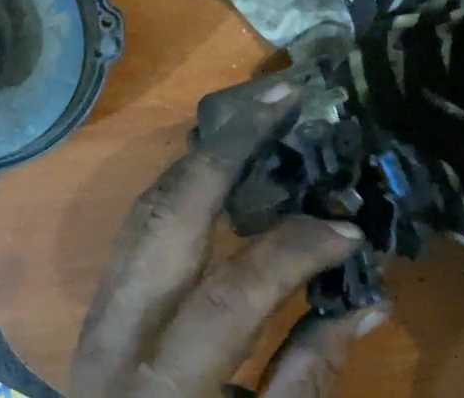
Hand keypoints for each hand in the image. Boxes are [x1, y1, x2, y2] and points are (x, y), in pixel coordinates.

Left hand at [72, 83, 387, 397]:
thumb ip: (308, 377)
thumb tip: (366, 297)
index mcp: (158, 385)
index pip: (231, 296)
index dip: (295, 253)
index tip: (350, 229)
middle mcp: (116, 334)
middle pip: (168, 214)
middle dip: (229, 145)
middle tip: (285, 95)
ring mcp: (97, 312)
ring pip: (147, 205)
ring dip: (204, 154)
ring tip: (258, 114)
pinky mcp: (98, 304)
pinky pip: (141, 225)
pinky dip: (183, 187)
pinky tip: (218, 165)